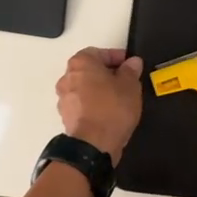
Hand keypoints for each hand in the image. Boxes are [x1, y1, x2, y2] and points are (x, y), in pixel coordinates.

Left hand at [55, 48, 144, 163]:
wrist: (94, 144)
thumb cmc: (112, 108)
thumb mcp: (130, 85)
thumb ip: (131, 70)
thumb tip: (132, 63)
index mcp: (80, 63)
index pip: (99, 52)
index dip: (116, 57)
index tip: (130, 65)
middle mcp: (67, 78)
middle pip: (89, 70)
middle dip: (107, 73)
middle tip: (126, 80)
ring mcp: (64, 98)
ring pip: (85, 88)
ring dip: (100, 90)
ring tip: (120, 98)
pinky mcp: (66, 117)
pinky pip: (83, 104)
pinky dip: (94, 105)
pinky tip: (110, 112)